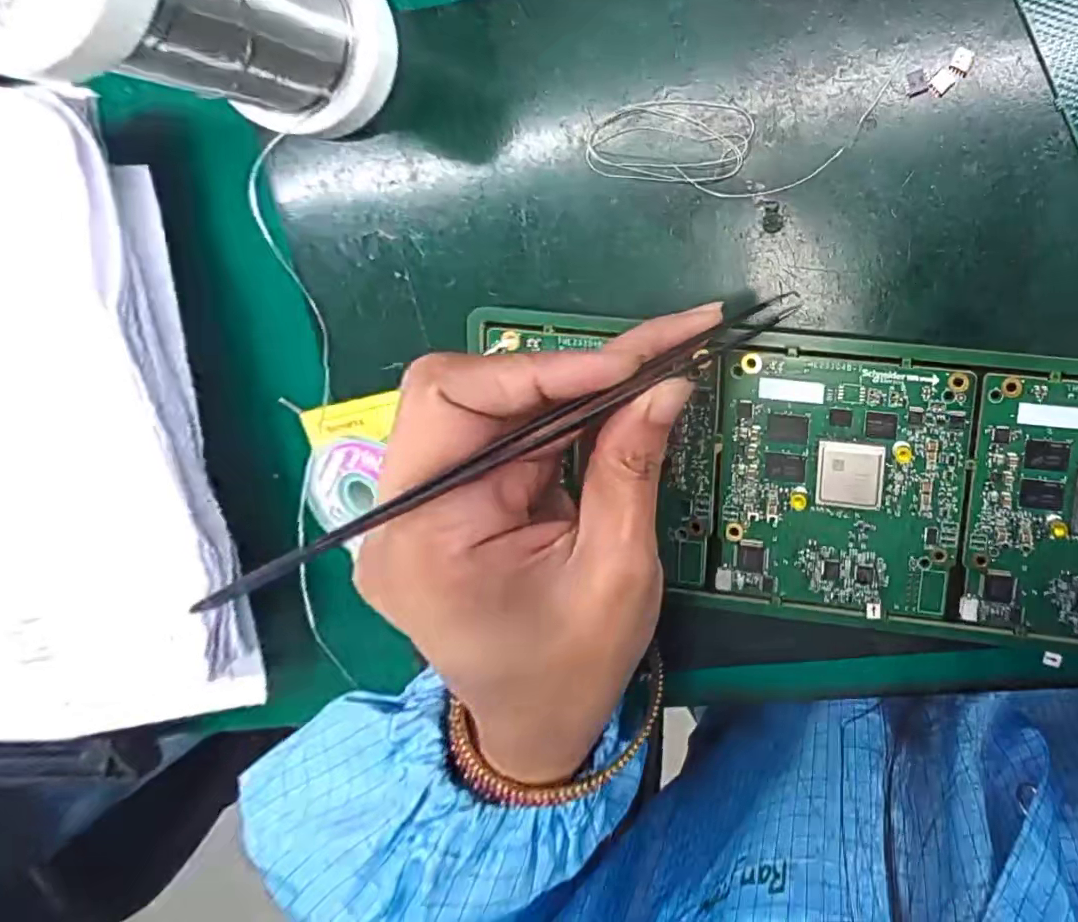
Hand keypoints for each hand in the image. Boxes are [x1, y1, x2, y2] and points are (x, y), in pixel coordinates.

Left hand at [354, 303, 720, 784]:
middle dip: (569, 366)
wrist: (539, 725)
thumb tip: (667, 385)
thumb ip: (630, 468)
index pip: (457, 400)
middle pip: (473, 387)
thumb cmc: (574, 669)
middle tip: (656, 352)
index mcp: (424, 533)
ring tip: (655, 362)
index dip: (546, 369)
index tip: (631, 362)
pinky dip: (574, 408)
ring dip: (580, 380)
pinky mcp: (467, 495)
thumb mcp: (616, 570)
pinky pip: (518, 428)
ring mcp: (433, 498)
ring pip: (501, 400)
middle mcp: (410, 505)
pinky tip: (624, 396)